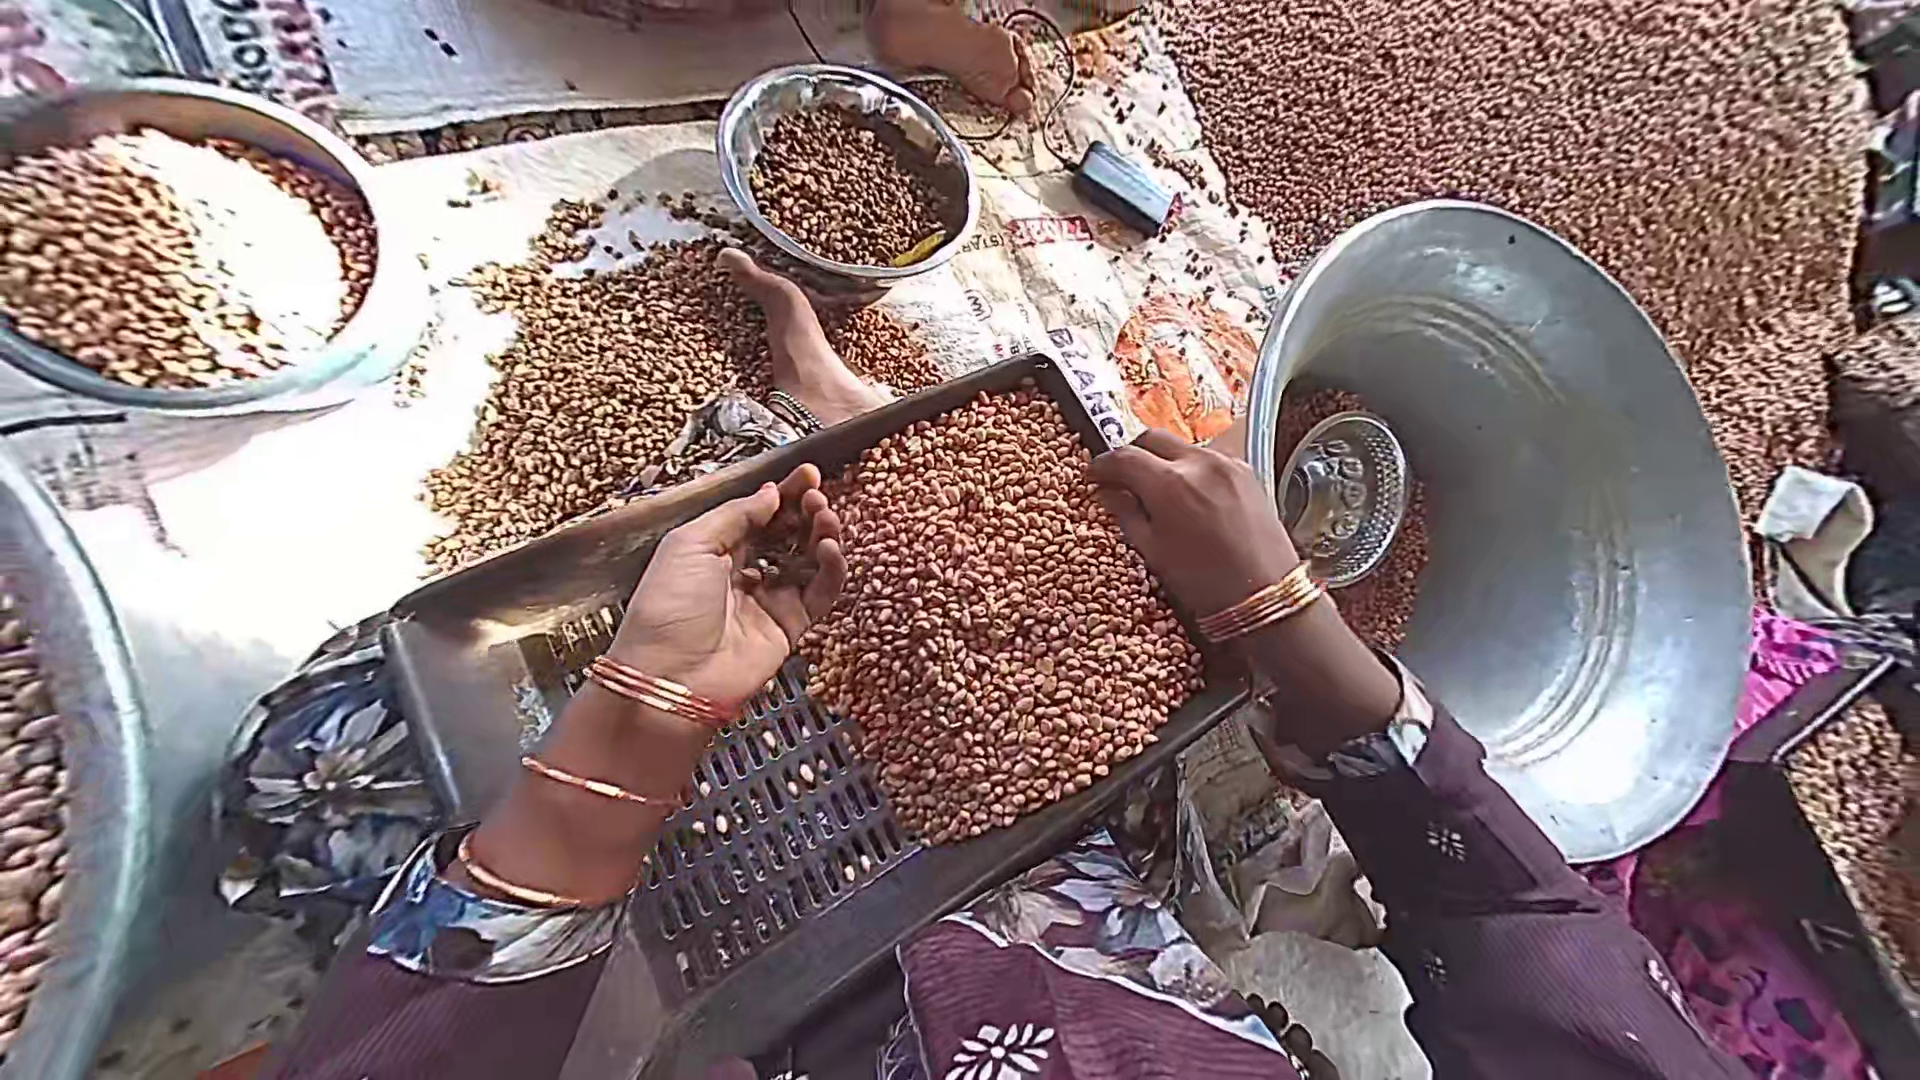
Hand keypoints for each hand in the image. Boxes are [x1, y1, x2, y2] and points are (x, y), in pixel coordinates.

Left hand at [610, 464, 846, 704]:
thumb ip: (736, 516)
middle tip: (817, 496)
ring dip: (821, 533)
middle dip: (805, 510)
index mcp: (717, 550)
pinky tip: (829, 548)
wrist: (672, 677)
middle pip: (788, 533)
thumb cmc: (669, 605)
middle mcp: (748, 570)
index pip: (760, 515)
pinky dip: (831, 568)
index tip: (808, 473)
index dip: (784, 493)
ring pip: (809, 559)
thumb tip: (771, 494)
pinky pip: (821, 591)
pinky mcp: (793, 624)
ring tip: (825, 517)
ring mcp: (772, 598)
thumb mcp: (690, 545)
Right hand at [1090, 430, 1399, 753]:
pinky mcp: (1247, 470)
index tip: (1091, 476)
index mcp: (1169, 483)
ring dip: (1159, 459)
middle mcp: (1199, 462)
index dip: (1101, 465)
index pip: (1123, 457)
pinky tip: (1184, 492)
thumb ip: (1126, 513)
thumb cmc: (1203, 581)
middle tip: (1117, 475)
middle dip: (1129, 452)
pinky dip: (1187, 467)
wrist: (1266, 594)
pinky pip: (1205, 457)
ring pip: (1179, 446)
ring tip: (1151, 487)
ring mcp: (1227, 463)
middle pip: (1151, 437)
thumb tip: (1107, 492)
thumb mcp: (1152, 551)